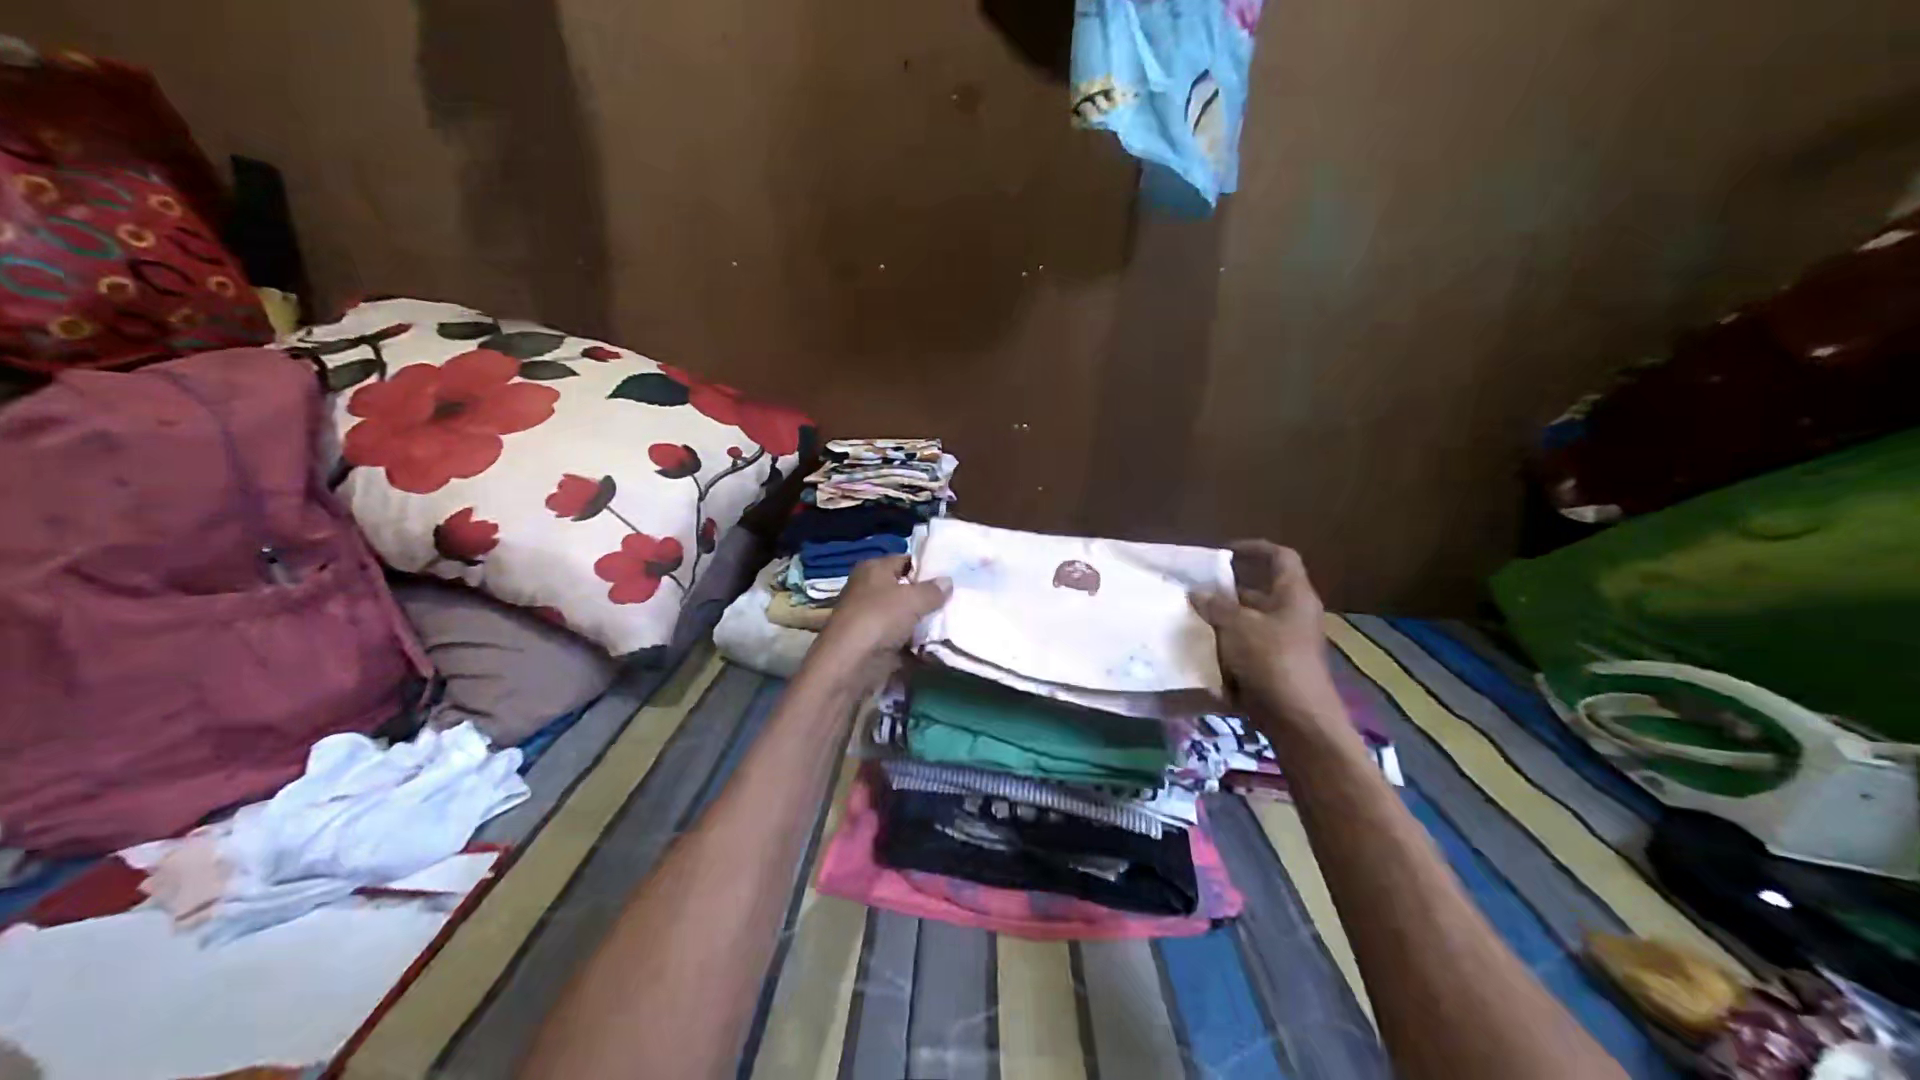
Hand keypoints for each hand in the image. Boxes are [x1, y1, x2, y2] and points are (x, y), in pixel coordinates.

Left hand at [813, 555, 950, 678]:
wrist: (849, 666)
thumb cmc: (879, 619)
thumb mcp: (912, 599)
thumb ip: (933, 590)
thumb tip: (948, 581)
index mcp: (873, 570)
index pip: (905, 561)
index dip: (928, 567)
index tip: (952, 577)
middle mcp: (869, 590)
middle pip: (906, 590)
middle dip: (929, 597)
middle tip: (957, 601)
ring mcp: (872, 618)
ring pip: (906, 616)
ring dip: (925, 622)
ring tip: (953, 623)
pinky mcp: (875, 643)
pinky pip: (902, 638)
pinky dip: (917, 643)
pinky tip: (938, 645)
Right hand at [1191, 541, 1343, 733]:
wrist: (1297, 719)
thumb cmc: (1272, 661)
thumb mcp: (1238, 627)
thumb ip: (1216, 607)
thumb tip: (1198, 593)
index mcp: (1294, 595)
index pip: (1280, 558)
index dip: (1254, 549)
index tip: (1225, 551)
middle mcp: (1293, 614)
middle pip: (1261, 590)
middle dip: (1229, 588)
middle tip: (1197, 587)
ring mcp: (1286, 642)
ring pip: (1251, 620)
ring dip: (1224, 617)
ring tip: (1193, 616)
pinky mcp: (1275, 666)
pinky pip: (1248, 645)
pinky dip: (1228, 643)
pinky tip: (1202, 646)